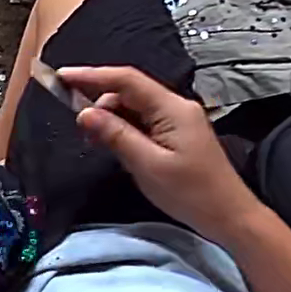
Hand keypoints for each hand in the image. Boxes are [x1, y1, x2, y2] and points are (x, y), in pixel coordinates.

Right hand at [57, 65, 264, 239]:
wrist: (228, 215)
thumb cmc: (191, 194)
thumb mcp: (147, 165)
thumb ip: (116, 136)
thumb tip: (85, 113)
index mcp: (172, 108)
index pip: (126, 80)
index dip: (91, 76)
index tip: (62, 76)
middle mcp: (175, 107)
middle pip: (129, 92)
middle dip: (99, 102)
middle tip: (79, 126)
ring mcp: (177, 120)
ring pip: (134, 108)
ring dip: (110, 119)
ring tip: (95, 141)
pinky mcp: (176, 135)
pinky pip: (142, 123)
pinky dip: (123, 130)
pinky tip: (114, 146)